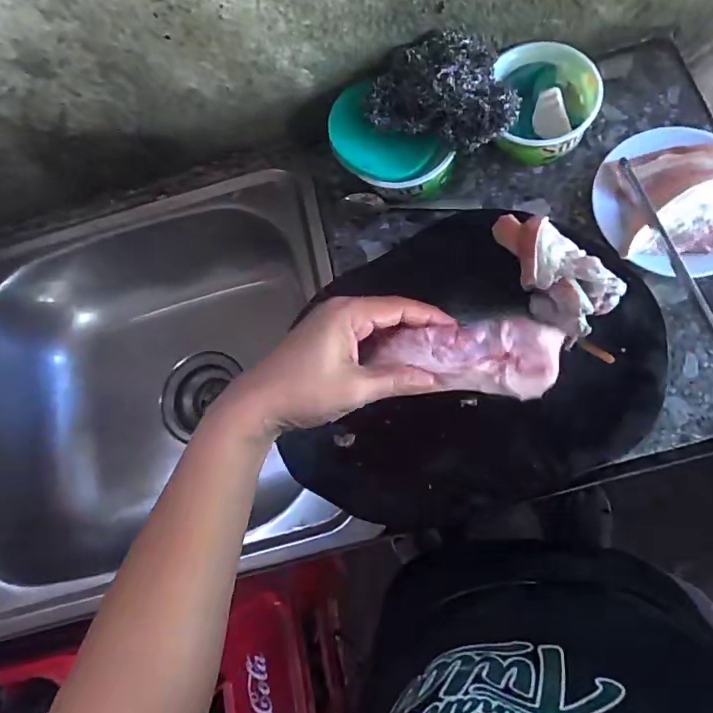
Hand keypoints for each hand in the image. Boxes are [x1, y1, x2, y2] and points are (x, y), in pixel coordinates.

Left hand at [210, 296, 454, 439]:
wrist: (257, 405)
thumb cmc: (305, 392)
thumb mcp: (356, 389)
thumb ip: (397, 379)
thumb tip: (433, 379)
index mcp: (348, 313)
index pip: (399, 307)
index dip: (430, 317)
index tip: (456, 329)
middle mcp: (341, 309)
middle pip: (390, 311)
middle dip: (420, 324)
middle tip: (449, 341)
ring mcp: (331, 321)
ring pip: (377, 321)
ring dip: (403, 334)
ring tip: (432, 347)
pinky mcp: (326, 335)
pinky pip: (364, 331)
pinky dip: (385, 341)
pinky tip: (401, 354)